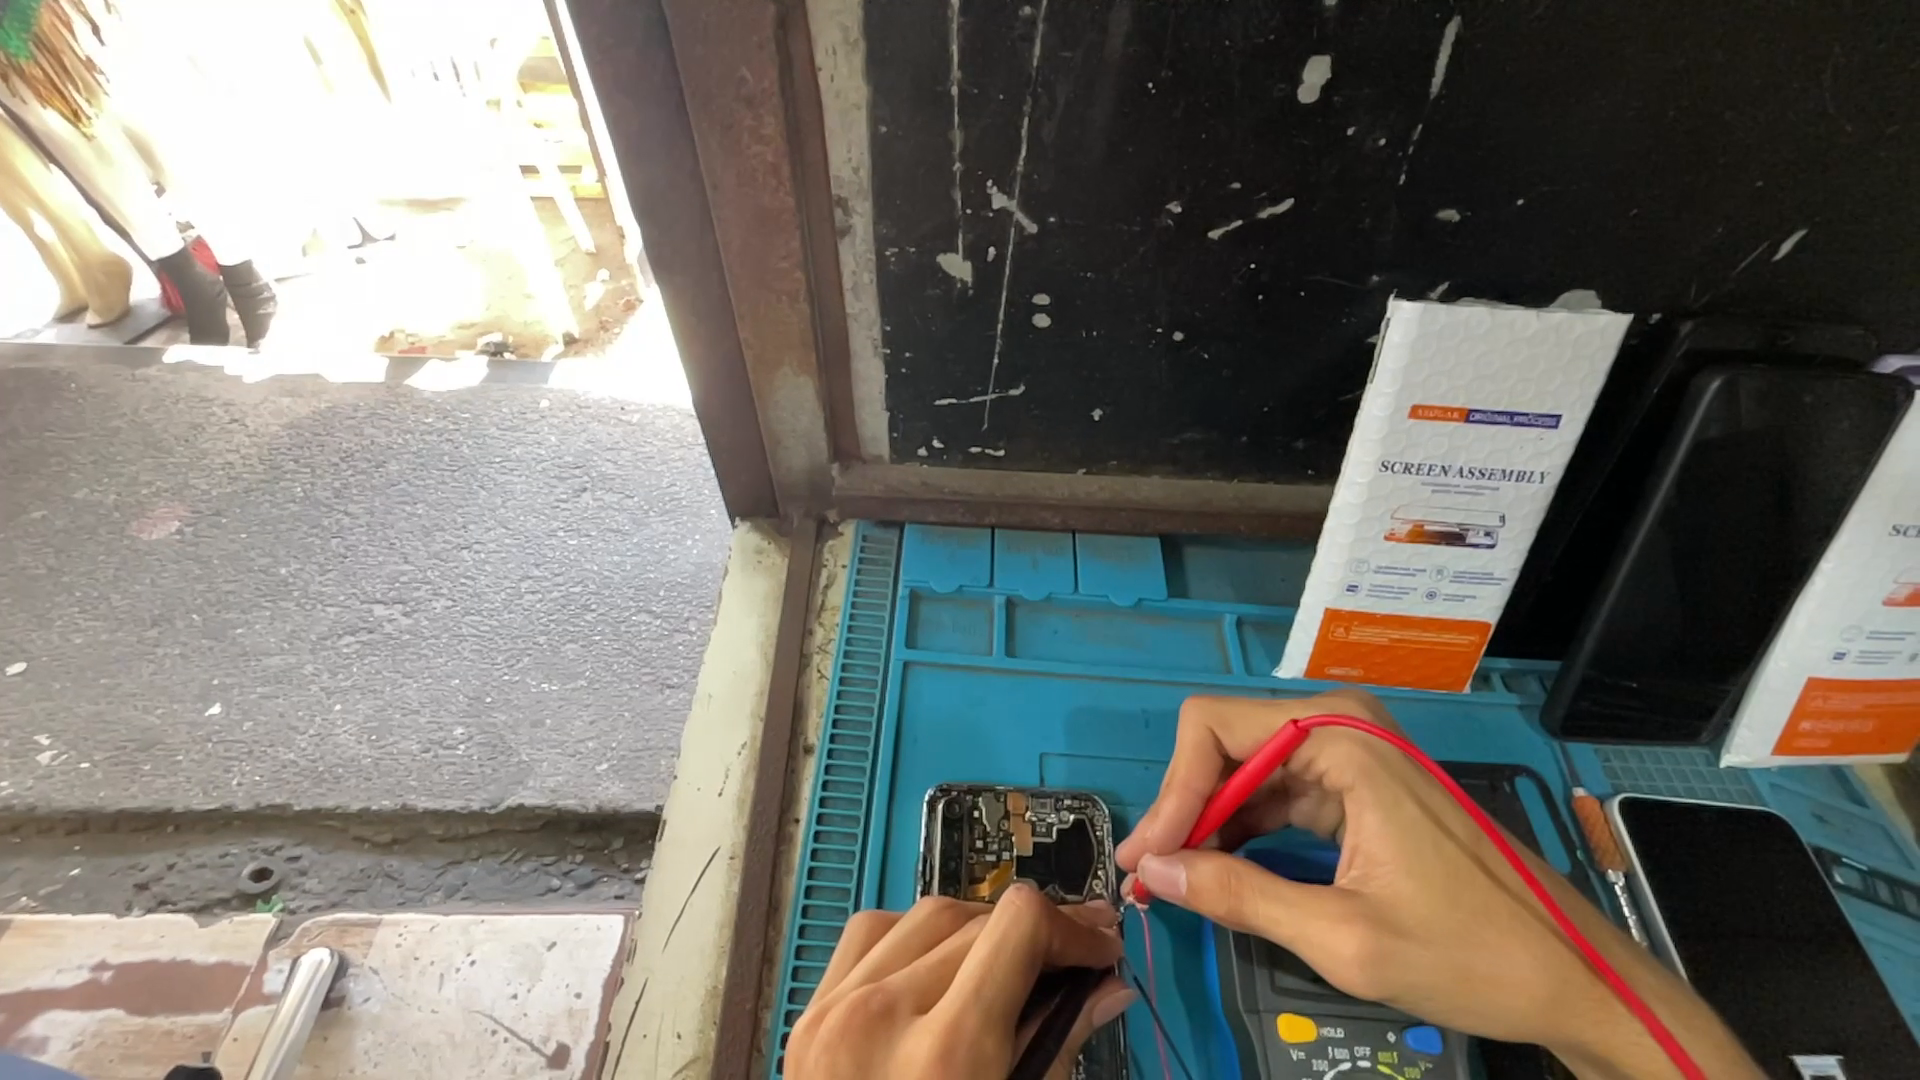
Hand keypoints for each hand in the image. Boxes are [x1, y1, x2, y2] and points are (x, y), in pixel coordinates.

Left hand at [786, 886, 1133, 1079]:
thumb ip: (1058, 1045)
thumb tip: (1106, 986)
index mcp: (946, 1057)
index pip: (1019, 926)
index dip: (1070, 928)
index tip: (1094, 945)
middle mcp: (884, 1018)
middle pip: (978, 920)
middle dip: (1032, 934)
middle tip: (1068, 954)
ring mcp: (836, 1011)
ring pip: (926, 915)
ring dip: (974, 928)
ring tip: (1006, 958)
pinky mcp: (810, 1013)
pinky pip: (870, 933)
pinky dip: (911, 934)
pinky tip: (936, 960)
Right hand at [1117, 690, 1761, 1079]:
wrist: (1579, 980)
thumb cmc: (1471, 955)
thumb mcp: (1344, 936)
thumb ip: (1238, 894)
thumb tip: (1153, 870)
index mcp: (1338, 738)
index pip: (1213, 729)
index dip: (1171, 792)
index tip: (1147, 858)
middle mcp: (1337, 725)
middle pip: (1222, 744)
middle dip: (1182, 808)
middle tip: (1151, 873)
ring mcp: (1348, 750)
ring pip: (1242, 767)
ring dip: (1205, 821)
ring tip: (1172, 878)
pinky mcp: (1354, 781)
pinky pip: (1274, 790)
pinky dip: (1240, 827)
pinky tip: (1218, 867)